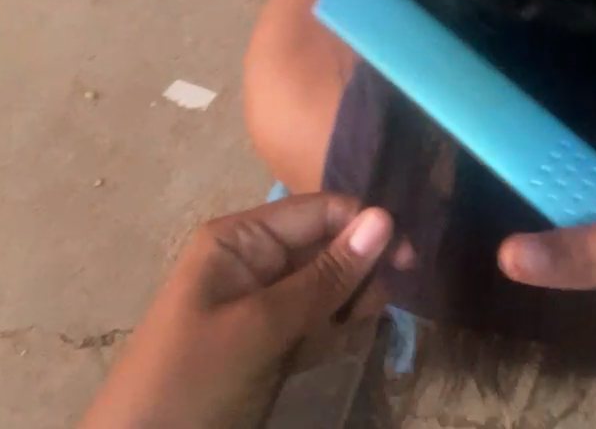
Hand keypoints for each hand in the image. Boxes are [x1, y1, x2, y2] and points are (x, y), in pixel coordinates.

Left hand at [79, 195, 392, 428]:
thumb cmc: (187, 385)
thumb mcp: (259, 329)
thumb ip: (325, 276)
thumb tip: (387, 216)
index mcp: (242, 238)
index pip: (321, 210)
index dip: (367, 226)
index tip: (408, 261)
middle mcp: (255, 257)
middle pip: (330, 242)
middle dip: (358, 269)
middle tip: (369, 310)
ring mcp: (262, 298)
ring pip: (331, 280)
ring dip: (350, 300)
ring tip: (348, 331)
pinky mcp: (270, 336)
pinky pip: (318, 314)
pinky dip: (335, 326)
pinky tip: (334, 343)